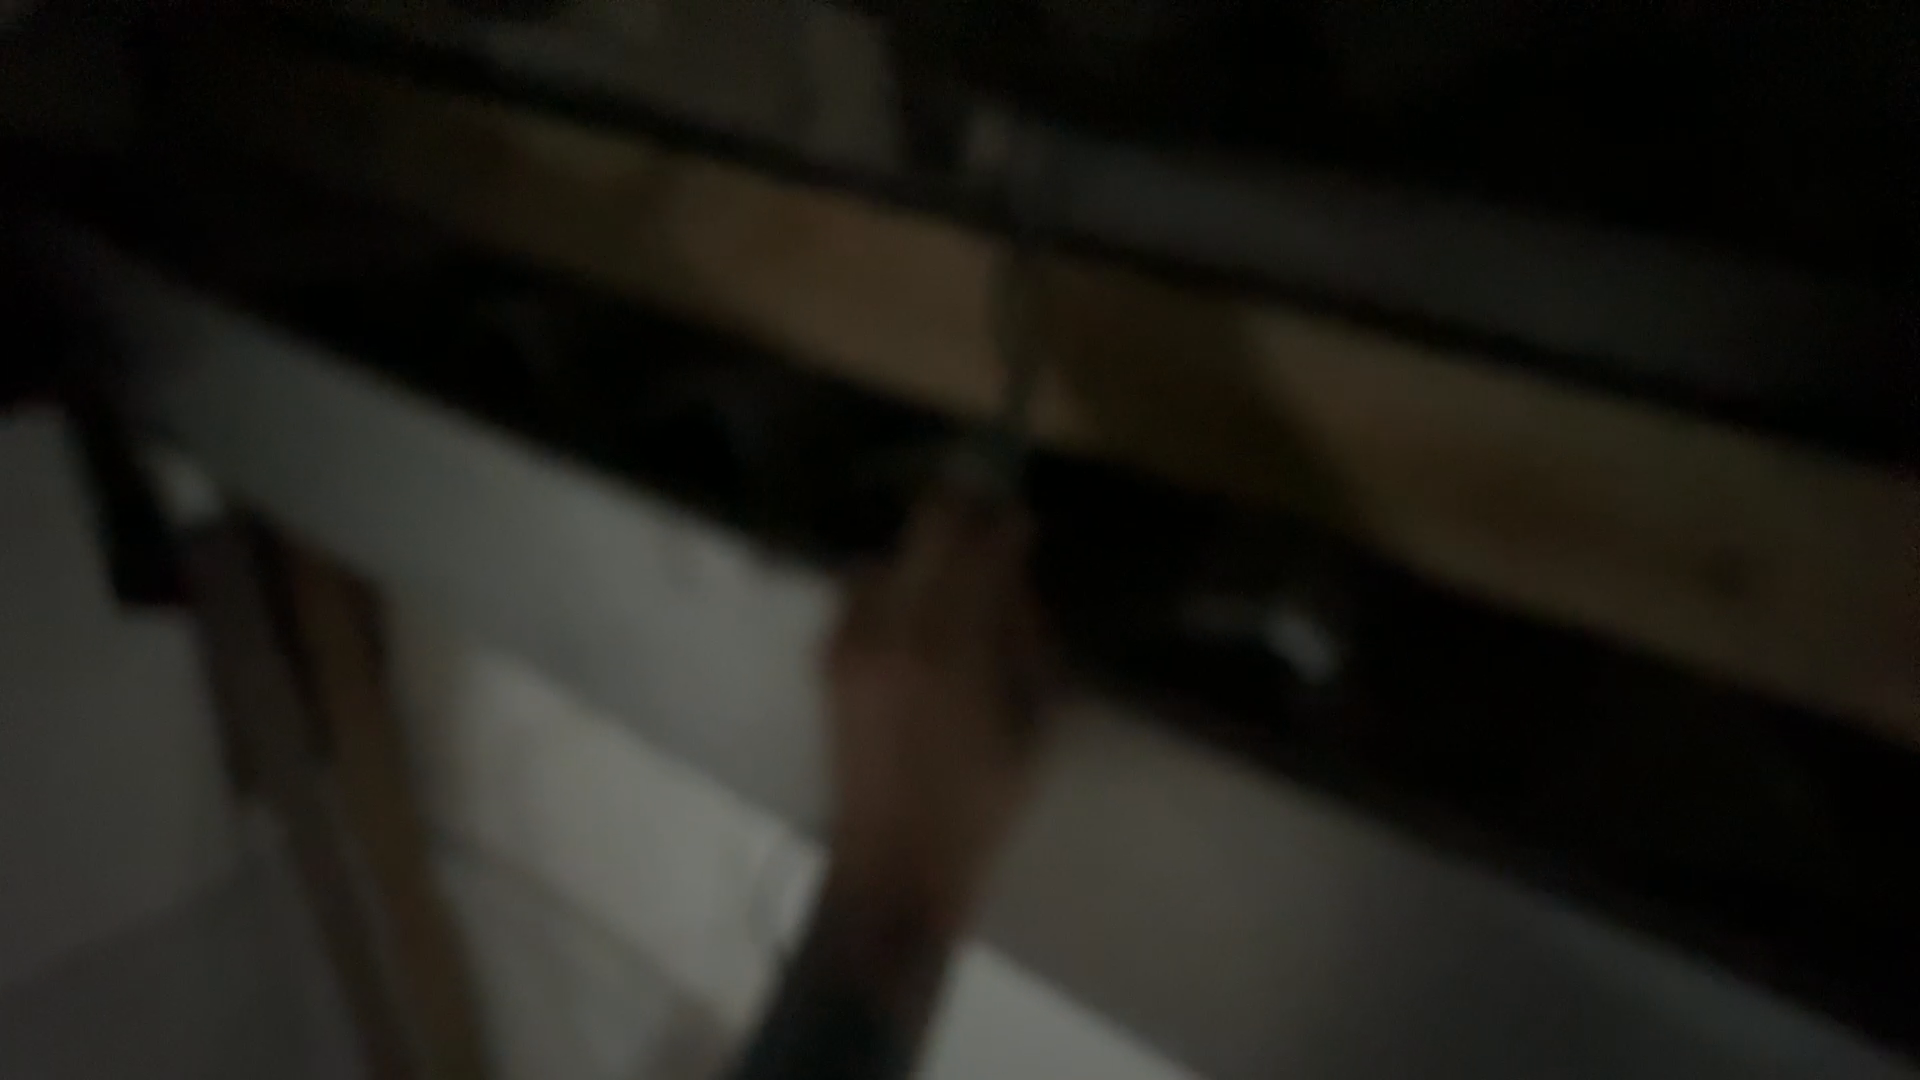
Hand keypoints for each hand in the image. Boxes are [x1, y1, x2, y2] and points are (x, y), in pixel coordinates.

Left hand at [823, 489, 1050, 936]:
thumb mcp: (1029, 721)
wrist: (893, 860)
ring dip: (925, 555)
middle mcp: (896, 627)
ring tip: (950, 581)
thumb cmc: (978, 802)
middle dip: (964, 512)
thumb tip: (1012, 579)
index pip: (983, 551)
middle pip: (929, 528)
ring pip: (892, 555)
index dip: (1006, 524)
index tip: (1020, 518)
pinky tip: (912, 613)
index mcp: (955, 650)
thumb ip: (1021, 638)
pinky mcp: (828, 656)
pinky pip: (860, 590)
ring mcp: (852, 638)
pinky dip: (892, 585)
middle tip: (987, 517)